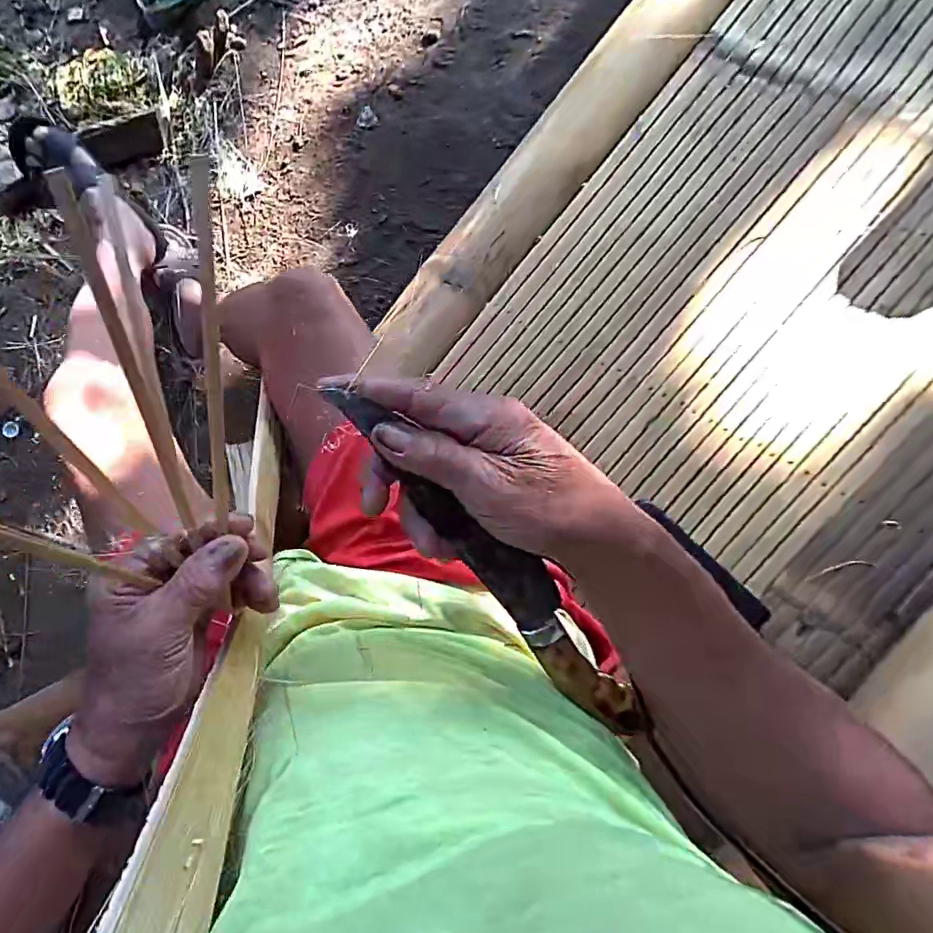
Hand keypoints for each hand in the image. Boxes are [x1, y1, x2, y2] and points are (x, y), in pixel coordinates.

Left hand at [68, 516, 279, 786]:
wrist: (131, 732)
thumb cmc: (135, 675)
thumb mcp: (163, 625)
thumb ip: (197, 582)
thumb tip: (233, 541)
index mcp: (129, 572)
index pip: (175, 540)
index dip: (211, 532)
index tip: (247, 528)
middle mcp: (151, 578)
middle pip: (200, 553)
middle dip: (234, 557)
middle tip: (263, 565)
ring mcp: (174, 599)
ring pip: (216, 574)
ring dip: (245, 579)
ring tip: (266, 598)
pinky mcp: (193, 620)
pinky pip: (222, 596)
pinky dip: (242, 596)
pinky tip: (258, 604)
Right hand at [331, 376, 645, 567]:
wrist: (603, 546)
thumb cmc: (551, 510)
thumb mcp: (486, 485)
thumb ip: (432, 456)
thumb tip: (383, 432)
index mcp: (483, 417)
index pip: (414, 396)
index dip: (369, 391)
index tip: (329, 386)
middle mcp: (476, 429)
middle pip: (407, 438)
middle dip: (387, 476)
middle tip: (373, 509)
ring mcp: (478, 455)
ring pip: (419, 472)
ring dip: (416, 511)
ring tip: (434, 545)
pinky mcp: (480, 479)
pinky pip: (439, 491)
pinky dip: (434, 518)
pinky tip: (446, 544)